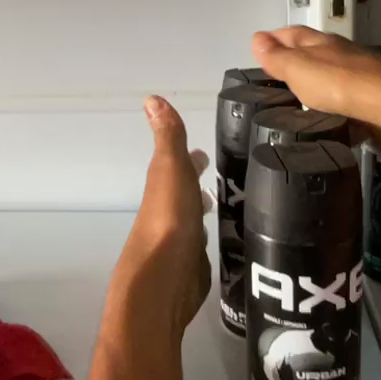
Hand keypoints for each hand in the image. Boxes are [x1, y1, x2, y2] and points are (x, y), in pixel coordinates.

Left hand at [106, 96, 211, 345]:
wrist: (162, 282)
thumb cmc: (168, 220)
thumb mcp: (170, 170)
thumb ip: (168, 138)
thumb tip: (151, 98)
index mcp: (163, 189)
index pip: (177, 167)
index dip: (189, 158)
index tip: (204, 152)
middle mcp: (168, 214)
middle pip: (184, 194)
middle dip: (198, 183)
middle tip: (221, 175)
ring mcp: (180, 243)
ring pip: (193, 220)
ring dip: (203, 210)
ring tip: (229, 205)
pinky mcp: (193, 269)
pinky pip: (203, 248)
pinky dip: (210, 239)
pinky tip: (223, 243)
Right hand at [251, 26, 380, 124]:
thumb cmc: (340, 85)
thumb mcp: (299, 69)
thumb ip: (277, 57)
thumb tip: (256, 37)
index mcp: (321, 42)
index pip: (292, 33)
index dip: (274, 38)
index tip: (260, 48)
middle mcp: (343, 54)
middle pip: (314, 52)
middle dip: (296, 61)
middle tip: (276, 78)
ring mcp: (362, 77)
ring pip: (333, 76)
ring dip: (318, 85)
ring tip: (300, 103)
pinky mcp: (375, 102)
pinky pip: (349, 100)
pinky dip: (337, 106)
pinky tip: (331, 119)